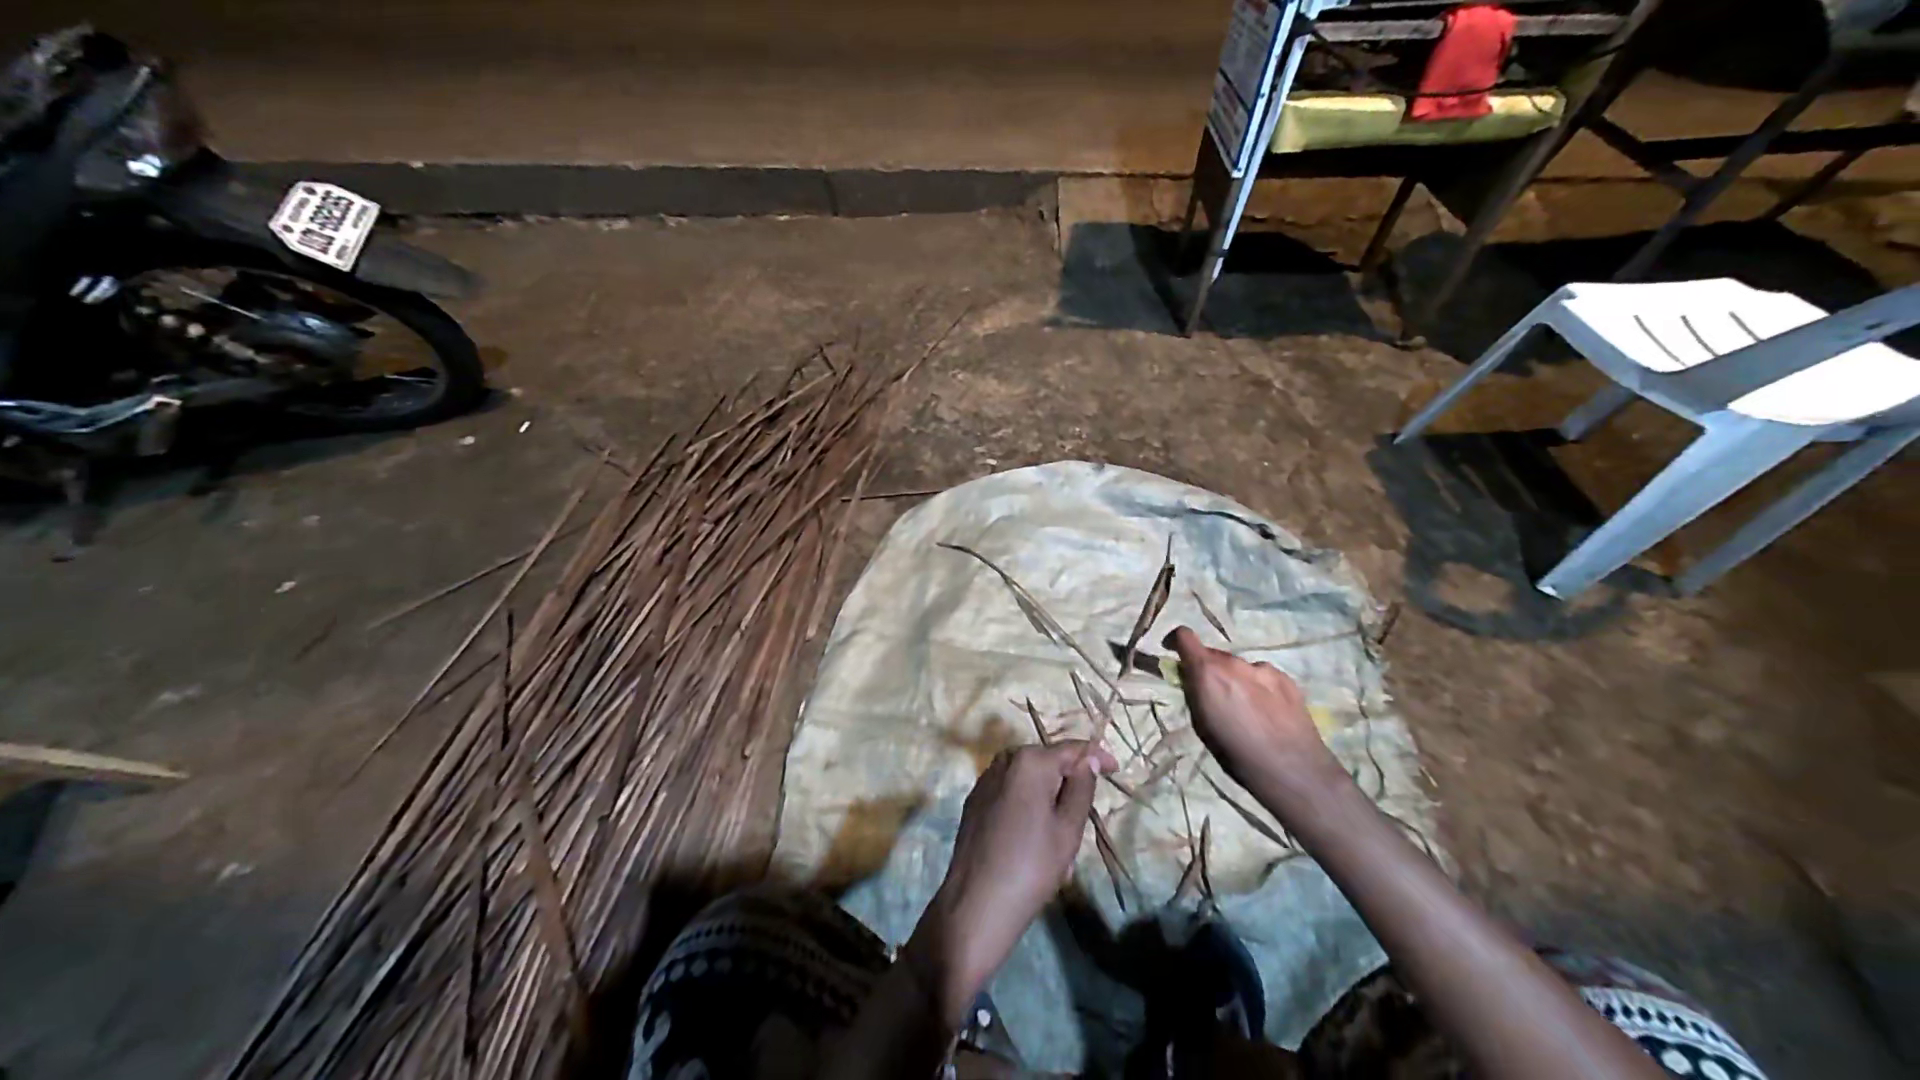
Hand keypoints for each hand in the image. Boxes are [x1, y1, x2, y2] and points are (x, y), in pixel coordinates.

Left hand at [904, 740, 1117, 1024]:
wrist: (977, 903)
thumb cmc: (1032, 865)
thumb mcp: (1068, 828)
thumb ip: (1082, 787)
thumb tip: (1087, 759)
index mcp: (1029, 761)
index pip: (1072, 748)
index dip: (1096, 756)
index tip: (1115, 768)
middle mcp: (1004, 761)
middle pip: (1048, 761)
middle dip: (1069, 781)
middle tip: (1084, 816)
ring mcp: (985, 780)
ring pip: (1028, 778)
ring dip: (1048, 795)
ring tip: (1060, 834)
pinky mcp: (974, 800)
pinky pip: (1010, 792)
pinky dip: (1027, 804)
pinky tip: (1032, 837)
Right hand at [1166, 626, 1347, 808]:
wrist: (1291, 768)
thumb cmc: (1236, 753)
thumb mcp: (1201, 724)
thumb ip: (1195, 693)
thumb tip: (1192, 679)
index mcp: (1208, 672)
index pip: (1184, 637)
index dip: (1176, 642)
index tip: (1174, 652)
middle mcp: (1235, 663)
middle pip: (1214, 656)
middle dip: (1209, 670)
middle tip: (1215, 696)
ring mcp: (1264, 668)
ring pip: (1241, 668)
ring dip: (1236, 679)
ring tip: (1247, 708)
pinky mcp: (1287, 678)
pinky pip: (1263, 676)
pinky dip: (1259, 687)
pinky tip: (1269, 711)